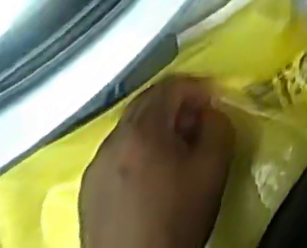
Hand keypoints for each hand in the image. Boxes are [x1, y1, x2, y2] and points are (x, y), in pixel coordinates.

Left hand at [78, 77, 233, 247]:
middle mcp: (112, 141)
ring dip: (156, 129)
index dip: (197, 87)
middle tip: (197, 123)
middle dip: (175, 105)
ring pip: (130, 129)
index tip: (213, 101)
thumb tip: (210, 112)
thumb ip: (218, 126)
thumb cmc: (176, 220)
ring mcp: (95, 167)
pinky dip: (137, 153)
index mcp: (141, 130)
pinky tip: (152, 179)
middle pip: (147, 103)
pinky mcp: (88, 192)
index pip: (170, 86)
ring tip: (176, 153)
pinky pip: (117, 155)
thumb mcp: (213, 168)